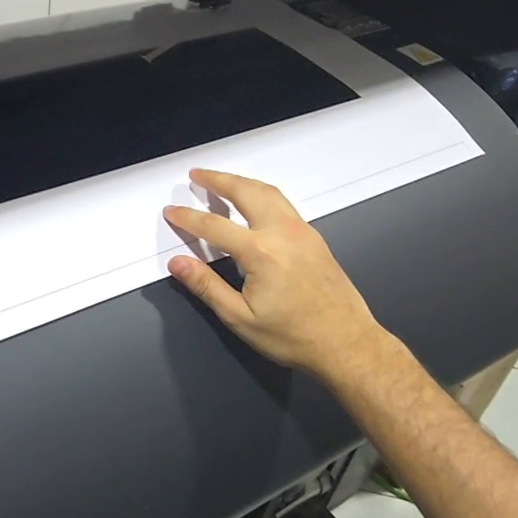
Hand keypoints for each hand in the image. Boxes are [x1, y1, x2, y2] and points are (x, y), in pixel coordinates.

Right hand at [163, 169, 399, 380]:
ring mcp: (302, 232)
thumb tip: (179, 264)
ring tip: (223, 180)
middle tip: (197, 174)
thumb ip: (206, 286)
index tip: (172, 211)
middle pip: (245, 192)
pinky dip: (263, 193)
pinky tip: (255, 200)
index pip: (213, 226)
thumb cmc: (295, 336)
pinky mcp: (314, 238)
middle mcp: (283, 233)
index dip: (187, 217)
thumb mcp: (240, 318)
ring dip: (242, 181)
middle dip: (217, 179)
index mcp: (261, 253)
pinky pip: (284, 203)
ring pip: (268, 192)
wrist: (345, 343)